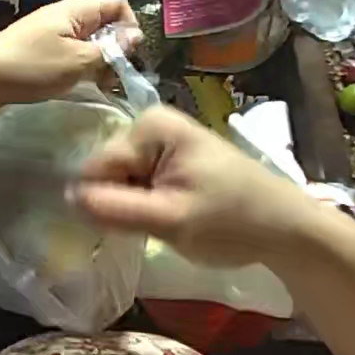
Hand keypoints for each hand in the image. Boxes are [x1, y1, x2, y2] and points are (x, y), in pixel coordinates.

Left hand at [0, 0, 139, 109]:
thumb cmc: (32, 67)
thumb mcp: (78, 61)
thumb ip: (110, 50)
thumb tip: (136, 37)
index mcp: (75, 10)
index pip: (117, 2)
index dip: (130, 24)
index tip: (127, 54)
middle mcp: (63, 15)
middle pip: (103, 22)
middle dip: (115, 47)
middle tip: (113, 76)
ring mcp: (48, 31)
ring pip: (87, 39)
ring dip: (98, 60)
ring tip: (96, 84)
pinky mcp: (37, 48)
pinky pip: (69, 50)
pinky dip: (79, 65)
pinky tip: (75, 84)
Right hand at [69, 105, 352, 270]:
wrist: (288, 230)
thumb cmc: (234, 222)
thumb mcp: (170, 219)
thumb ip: (115, 208)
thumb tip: (65, 197)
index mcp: (150, 126)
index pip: (97, 166)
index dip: (107, 201)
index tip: (138, 224)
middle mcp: (150, 124)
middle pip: (107, 171)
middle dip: (121, 202)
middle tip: (156, 225)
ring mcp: (160, 141)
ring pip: (118, 180)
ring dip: (132, 207)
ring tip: (165, 222)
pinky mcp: (168, 159)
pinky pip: (135, 182)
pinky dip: (144, 205)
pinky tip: (167, 217)